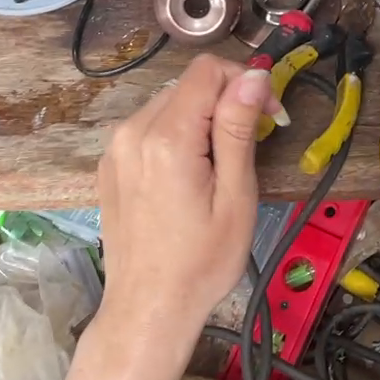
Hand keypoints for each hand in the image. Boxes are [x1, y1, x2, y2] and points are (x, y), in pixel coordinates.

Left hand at [97, 56, 280, 335]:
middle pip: (188, 85)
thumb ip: (238, 129)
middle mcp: (133, 132)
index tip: (269, 116)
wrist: (148, 309)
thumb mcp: (236, 196)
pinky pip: (149, 127)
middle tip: (252, 143)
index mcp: (167, 138)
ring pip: (170, 103)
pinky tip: (190, 173)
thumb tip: (252, 76)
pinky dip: (177, 134)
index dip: (245, 83)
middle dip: (227, 101)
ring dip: (202, 118)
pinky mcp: (110, 164)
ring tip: (221, 164)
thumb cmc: (202, 262)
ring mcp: (116, 148)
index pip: (208, 70)